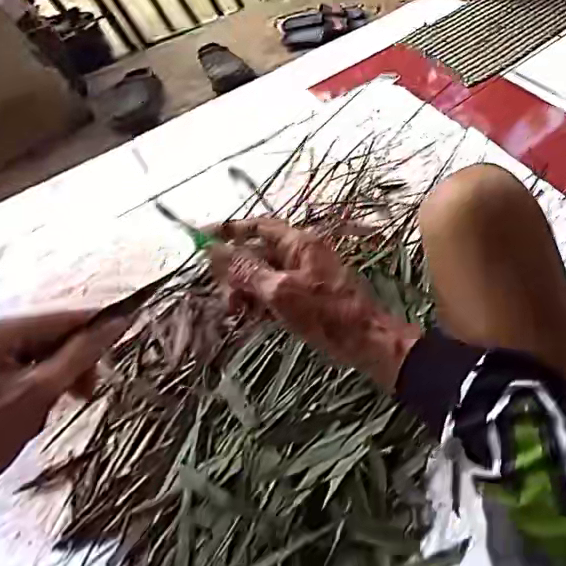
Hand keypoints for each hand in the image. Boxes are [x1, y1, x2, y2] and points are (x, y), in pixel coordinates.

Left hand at [0, 311, 128, 565]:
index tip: (121, 341)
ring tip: (32, 419)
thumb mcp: (36, 397)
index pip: (55, 319)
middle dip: (59, 367)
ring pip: (5, 365)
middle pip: (29, 342)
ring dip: (32, 385)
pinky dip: (2, 399)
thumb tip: (117, 321)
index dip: (93, 330)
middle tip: (79, 395)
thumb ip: (81, 353)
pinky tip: (0, 428)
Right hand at [208, 217, 419, 389]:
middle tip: (228, 301)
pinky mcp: (306, 294)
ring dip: (246, 291)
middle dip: (236, 273)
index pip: (260, 227)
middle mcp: (302, 252)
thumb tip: (216, 250)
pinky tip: (254, 320)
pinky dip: (260, 302)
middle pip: (258, 253)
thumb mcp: (280, 292)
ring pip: (264, 275)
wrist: (363, 338)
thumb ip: (247, 271)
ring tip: (240, 314)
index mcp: (300, 243)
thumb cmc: (325, 313)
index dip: (231, 229)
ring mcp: (305, 273)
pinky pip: (275, 291)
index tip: (202, 236)